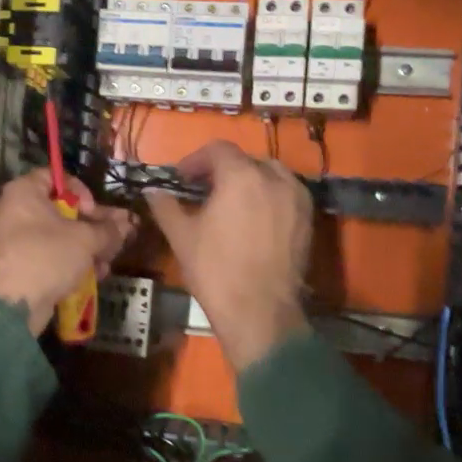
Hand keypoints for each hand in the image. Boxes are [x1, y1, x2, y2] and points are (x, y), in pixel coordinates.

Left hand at [0, 169, 135, 334]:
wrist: (11, 305)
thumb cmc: (47, 256)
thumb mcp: (85, 239)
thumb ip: (108, 230)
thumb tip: (127, 224)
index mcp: (25, 192)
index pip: (56, 176)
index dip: (81, 191)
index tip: (94, 211)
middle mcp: (18, 212)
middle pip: (63, 210)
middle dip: (94, 225)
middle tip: (118, 236)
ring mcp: (19, 242)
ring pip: (62, 237)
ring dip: (89, 247)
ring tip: (110, 260)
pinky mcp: (24, 267)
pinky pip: (53, 257)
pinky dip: (74, 263)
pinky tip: (97, 275)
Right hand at [146, 140, 312, 370]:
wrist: (260, 311)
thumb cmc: (216, 270)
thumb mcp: (182, 236)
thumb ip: (166, 207)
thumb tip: (152, 192)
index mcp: (242, 175)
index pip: (218, 150)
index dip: (196, 160)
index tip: (182, 178)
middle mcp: (275, 178)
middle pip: (246, 161)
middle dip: (223, 170)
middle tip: (204, 191)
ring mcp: (297, 198)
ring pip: (271, 175)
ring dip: (249, 181)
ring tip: (231, 204)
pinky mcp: (309, 220)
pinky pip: (287, 195)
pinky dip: (269, 197)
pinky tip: (254, 219)